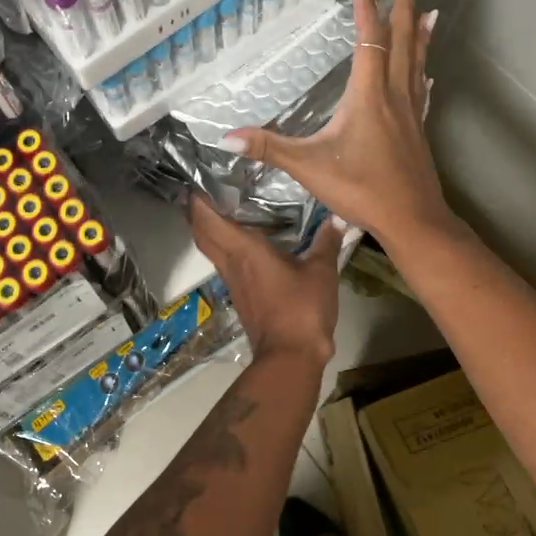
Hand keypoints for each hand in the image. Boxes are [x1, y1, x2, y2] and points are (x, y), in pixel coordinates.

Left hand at [189, 196, 342, 366]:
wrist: (289, 356)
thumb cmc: (302, 309)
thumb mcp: (321, 271)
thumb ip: (327, 241)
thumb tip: (338, 217)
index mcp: (243, 249)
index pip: (207, 218)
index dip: (197, 198)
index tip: (198, 178)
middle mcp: (230, 262)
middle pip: (201, 232)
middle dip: (196, 210)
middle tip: (206, 189)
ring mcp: (232, 280)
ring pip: (210, 248)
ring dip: (209, 228)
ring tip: (223, 207)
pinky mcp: (239, 294)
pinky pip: (223, 261)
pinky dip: (224, 245)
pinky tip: (244, 240)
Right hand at [220, 0, 454, 247]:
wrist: (413, 220)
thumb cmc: (362, 189)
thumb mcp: (308, 168)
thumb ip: (268, 148)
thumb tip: (226, 137)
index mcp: (368, 96)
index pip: (369, 41)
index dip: (366, 7)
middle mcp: (394, 96)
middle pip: (402, 43)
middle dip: (405, 9)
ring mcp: (411, 113)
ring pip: (417, 63)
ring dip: (419, 35)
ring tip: (428, 11)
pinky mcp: (418, 130)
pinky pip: (421, 90)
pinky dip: (423, 72)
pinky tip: (427, 73)